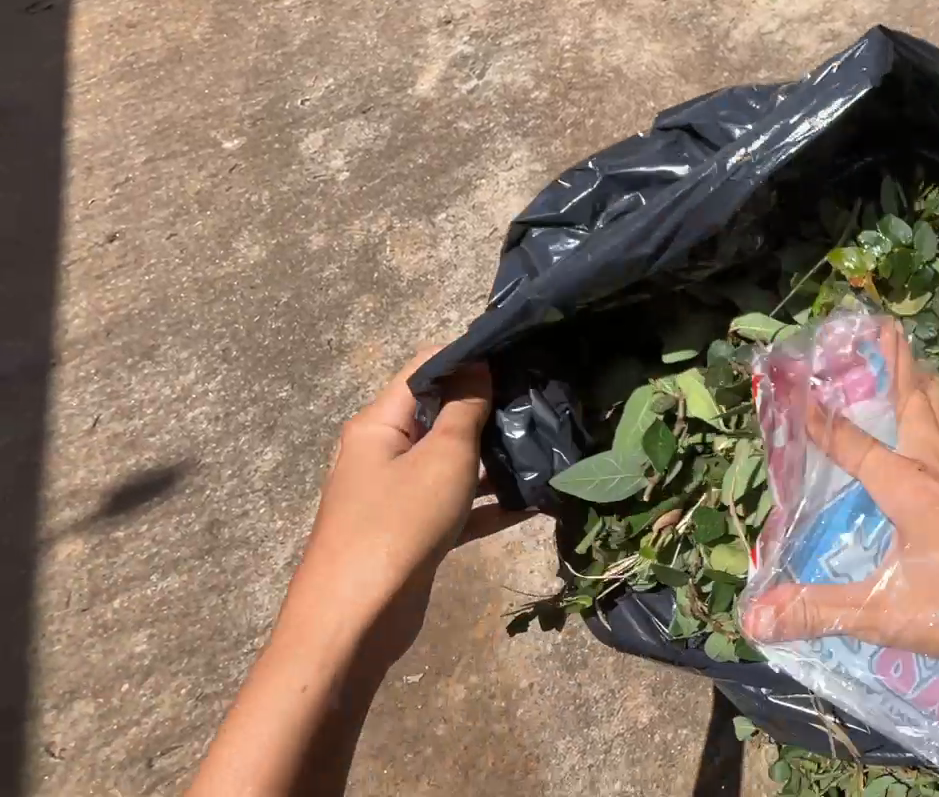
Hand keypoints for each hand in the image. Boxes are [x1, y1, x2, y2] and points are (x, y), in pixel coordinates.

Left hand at [284, 348, 520, 658]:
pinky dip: (495, 499)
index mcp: (381, 424)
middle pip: (444, 413)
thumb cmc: (397, 523)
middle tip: (547, 395)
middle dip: (494, 404)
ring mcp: (401, 492)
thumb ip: (466, 407)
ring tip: (552, 441)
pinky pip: (463, 501)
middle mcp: (386, 451)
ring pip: (457, 459)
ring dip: (499, 453)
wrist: (355, 620)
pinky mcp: (417, 527)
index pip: (426, 368)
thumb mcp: (443, 455)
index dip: (470, 355)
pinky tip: (539, 499)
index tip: (522, 350)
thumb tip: (480, 365)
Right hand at [742, 321, 938, 658]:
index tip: (799, 387)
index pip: (853, 444)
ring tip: (919, 364)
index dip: (821, 419)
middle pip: (914, 400)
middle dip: (898, 360)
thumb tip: (753, 616)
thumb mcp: (884, 613)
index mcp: (908, 484)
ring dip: (929, 384)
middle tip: (885, 326)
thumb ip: (818, 610)